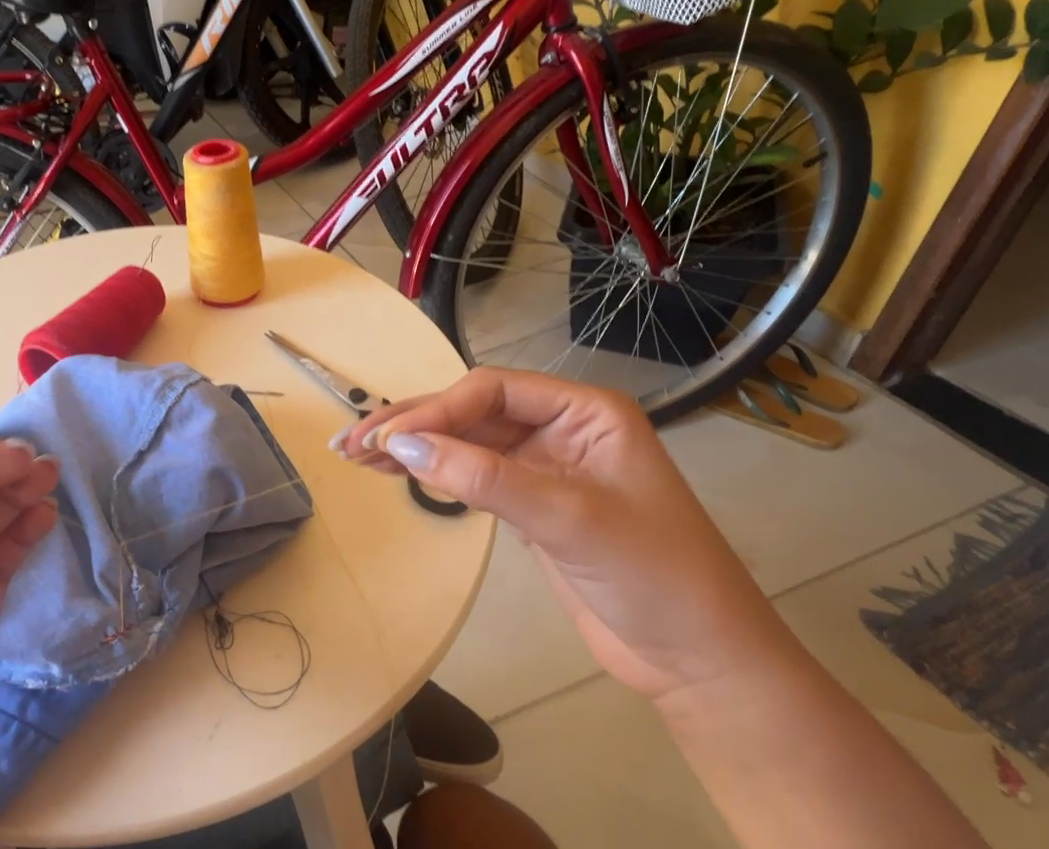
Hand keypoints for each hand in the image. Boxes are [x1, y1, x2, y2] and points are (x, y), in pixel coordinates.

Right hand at [335, 368, 802, 702]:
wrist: (697, 658)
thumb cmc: (651, 575)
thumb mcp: (566, 517)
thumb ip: (482, 476)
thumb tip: (400, 445)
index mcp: (585, 412)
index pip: (492, 391)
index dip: (435, 411)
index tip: (386, 442)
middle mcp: (563, 429)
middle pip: (471, 413)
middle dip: (412, 425)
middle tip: (350, 444)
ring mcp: (546, 468)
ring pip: (466, 443)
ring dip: (414, 448)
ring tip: (355, 457)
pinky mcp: (533, 505)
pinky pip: (473, 476)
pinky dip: (435, 475)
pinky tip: (398, 474)